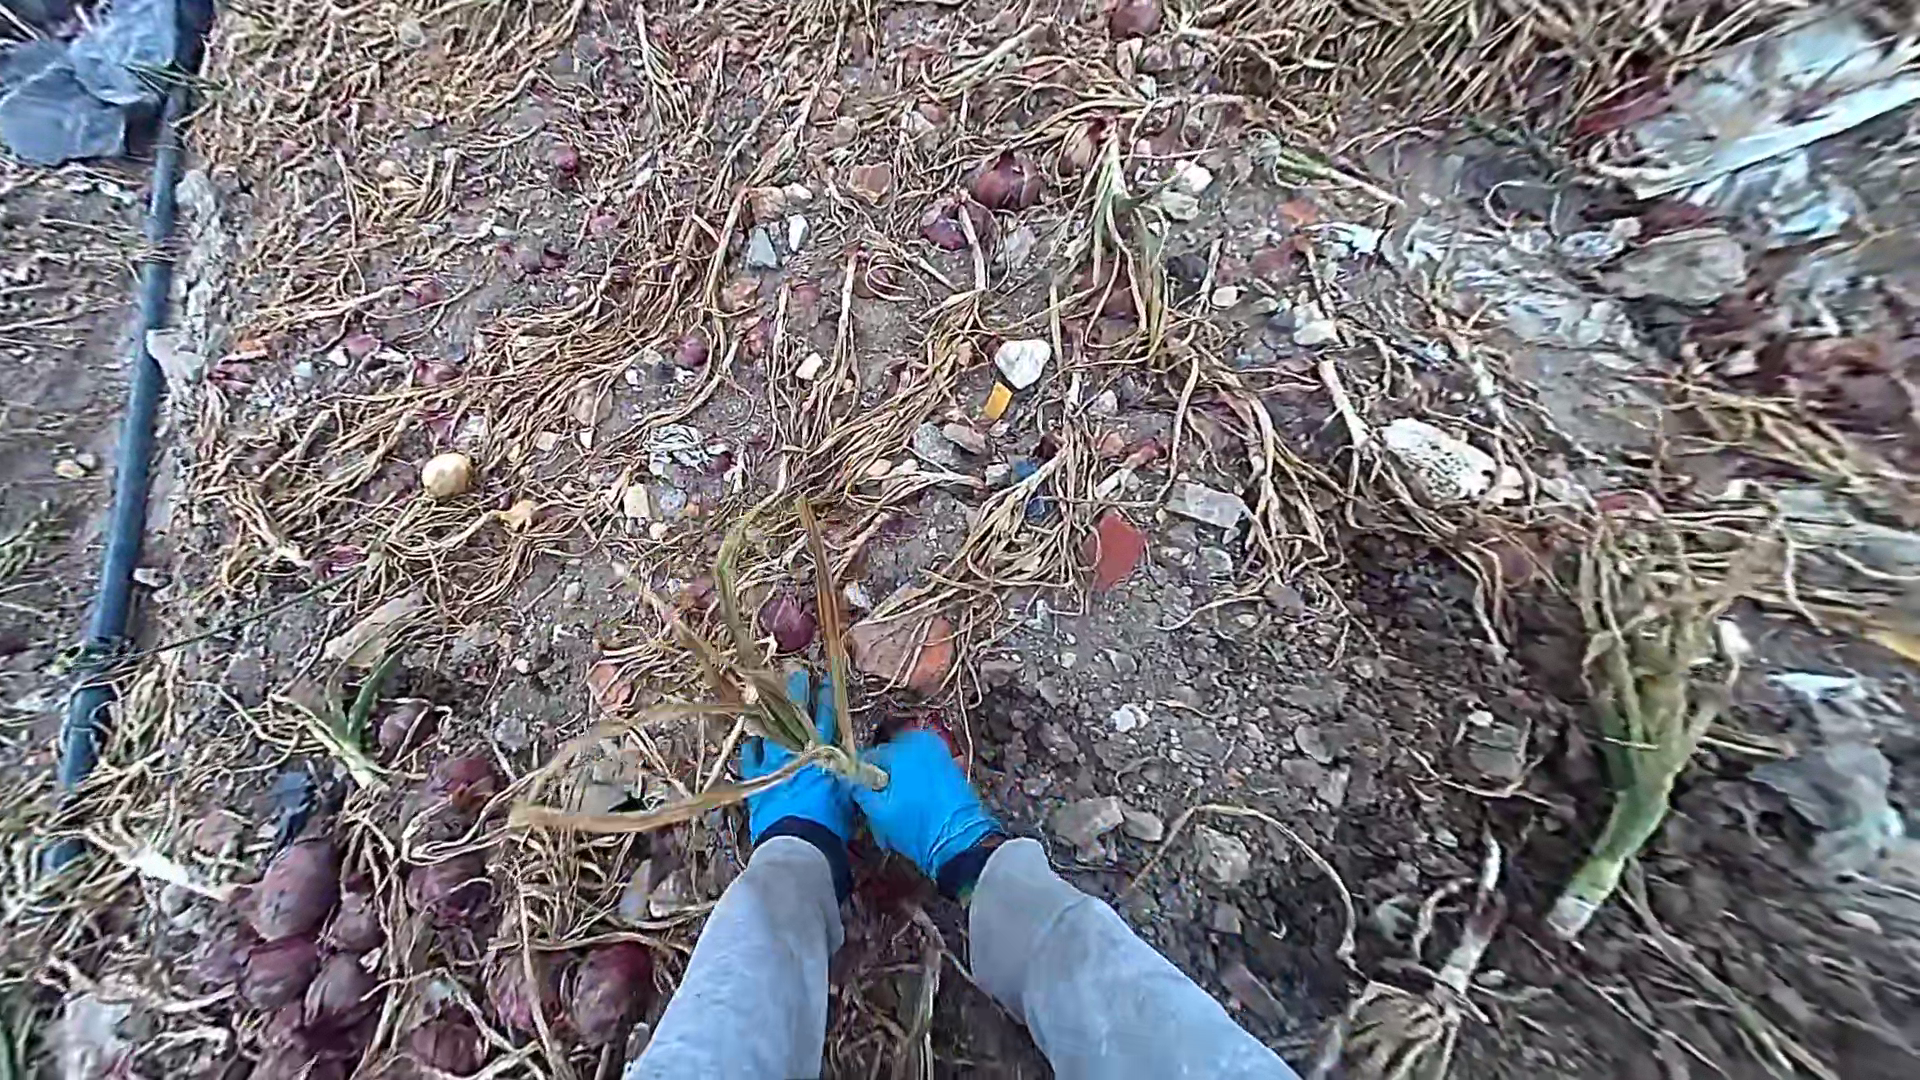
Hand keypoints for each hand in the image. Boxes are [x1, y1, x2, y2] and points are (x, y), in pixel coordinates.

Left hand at [740, 670, 853, 843]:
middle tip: (796, 674)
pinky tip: (750, 735)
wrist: (799, 847)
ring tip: (767, 692)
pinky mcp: (757, 782)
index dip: (826, 700)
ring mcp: (774, 765)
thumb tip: (850, 765)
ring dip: (771, 711)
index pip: (827, 719)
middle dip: (799, 695)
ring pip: (772, 730)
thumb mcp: (847, 797)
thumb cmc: (830, 825)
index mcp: (824, 755)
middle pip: (799, 717)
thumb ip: (847, 776)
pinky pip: (751, 757)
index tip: (824, 682)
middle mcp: (798, 754)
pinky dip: (751, 745)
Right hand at [849, 730, 998, 880]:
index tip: (858, 789)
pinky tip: (913, 803)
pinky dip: (915, 779)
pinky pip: (924, 766)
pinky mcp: (950, 766)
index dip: (861, 774)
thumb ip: (861, 792)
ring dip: (899, 778)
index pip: (870, 755)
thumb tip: (850, 782)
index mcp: (903, 750)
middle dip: (882, 776)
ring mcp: (939, 753)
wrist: (959, 842)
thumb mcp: (881, 813)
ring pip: (907, 761)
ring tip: (897, 804)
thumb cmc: (919, 828)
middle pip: (890, 756)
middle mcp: (922, 744)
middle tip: (878, 800)